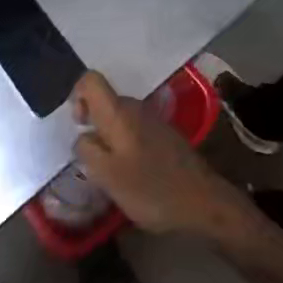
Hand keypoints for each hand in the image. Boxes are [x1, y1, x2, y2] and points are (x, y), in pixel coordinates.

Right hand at [72, 72, 255, 237]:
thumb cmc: (151, 189)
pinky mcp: (165, 135)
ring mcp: (153, 120)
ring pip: (119, 117)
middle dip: (93, 124)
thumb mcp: (107, 176)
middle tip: (94, 160)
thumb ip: (87, 150)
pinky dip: (126, 145)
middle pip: (104, 101)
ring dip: (110, 138)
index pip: (91, 80)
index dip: (77, 95)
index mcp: (119, 112)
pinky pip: (135, 129)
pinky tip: (135, 173)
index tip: (80, 126)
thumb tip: (83, 136)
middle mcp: (136, 107)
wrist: (205, 202)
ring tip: (113, 171)